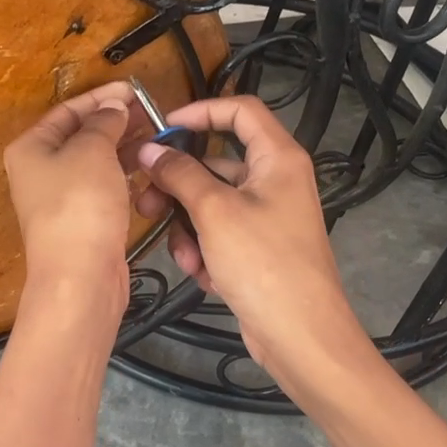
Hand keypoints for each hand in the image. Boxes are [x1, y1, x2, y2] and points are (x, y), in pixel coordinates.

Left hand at [3, 82, 135, 296]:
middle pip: (81, 135)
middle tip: (152, 111)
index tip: (134, 89)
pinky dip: (124, 174)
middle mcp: (40, 170)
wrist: (80, 276)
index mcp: (30, 148)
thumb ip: (103, 123)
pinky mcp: (83, 219)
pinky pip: (104, 186)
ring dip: (124, 147)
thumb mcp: (92, 151)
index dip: (101, 97)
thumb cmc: (80, 204)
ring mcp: (61, 197)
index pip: (67, 111)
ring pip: (96, 162)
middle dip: (116, 121)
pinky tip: (148, 167)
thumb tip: (113, 107)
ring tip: (157, 135)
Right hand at [133, 95, 367, 377]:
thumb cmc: (263, 263)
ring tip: (186, 257)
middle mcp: (274, 180)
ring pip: (209, 203)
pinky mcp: (256, 248)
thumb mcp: (214, 212)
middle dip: (178, 186)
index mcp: (278, 158)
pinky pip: (218, 233)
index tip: (162, 127)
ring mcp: (266, 216)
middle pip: (214, 163)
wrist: (300, 335)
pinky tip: (204, 275)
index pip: (240, 110)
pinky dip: (204, 250)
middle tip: (146, 204)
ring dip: (188, 228)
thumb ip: (179, 174)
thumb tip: (149, 150)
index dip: (200, 111)